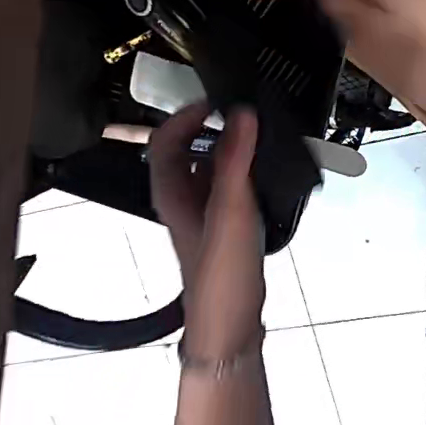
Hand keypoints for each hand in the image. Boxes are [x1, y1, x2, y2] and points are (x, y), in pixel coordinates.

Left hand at [148, 104, 264, 360]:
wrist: (230, 323)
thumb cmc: (222, 272)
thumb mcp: (230, 209)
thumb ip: (236, 160)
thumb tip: (241, 113)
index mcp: (171, 190)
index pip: (165, 138)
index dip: (185, 114)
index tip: (214, 101)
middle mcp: (180, 197)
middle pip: (184, 149)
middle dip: (207, 126)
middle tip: (237, 114)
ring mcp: (199, 212)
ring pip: (205, 167)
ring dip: (224, 147)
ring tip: (252, 135)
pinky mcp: (219, 224)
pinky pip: (223, 185)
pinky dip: (237, 170)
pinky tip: (260, 171)